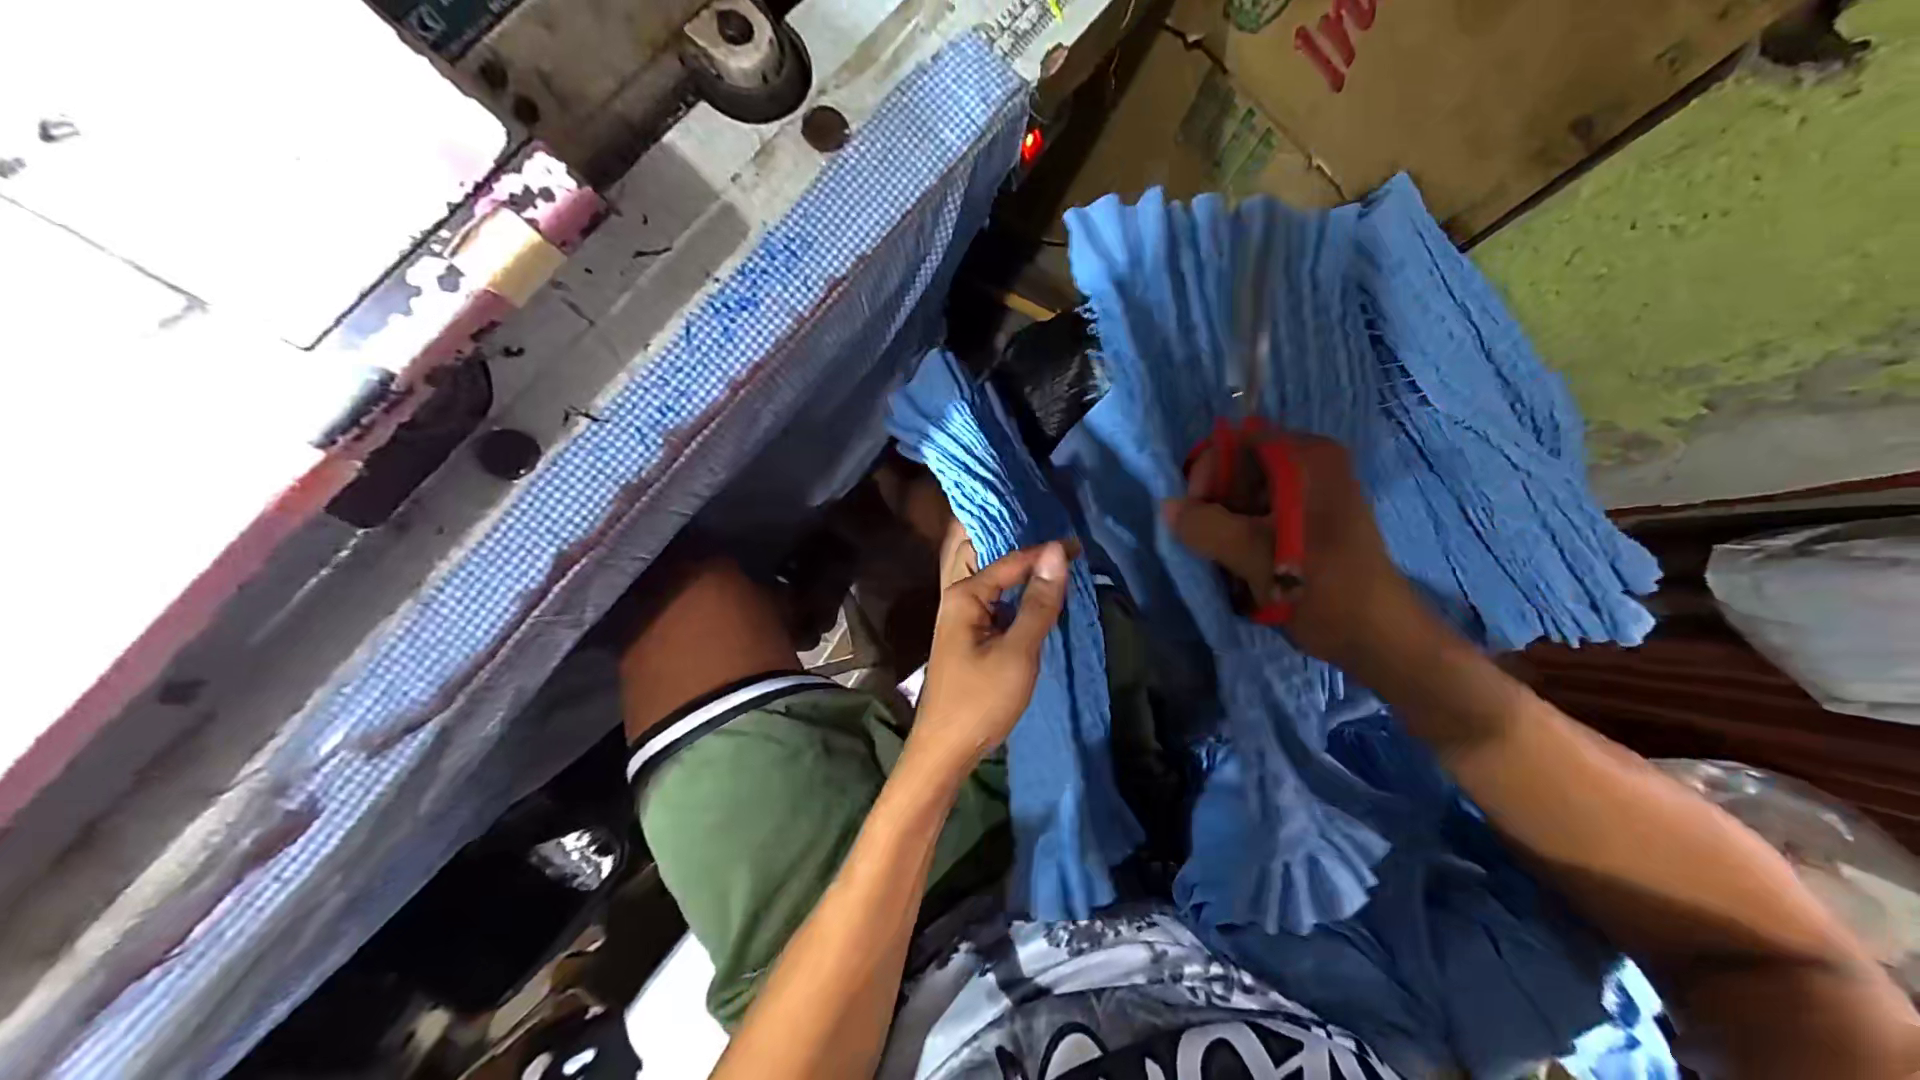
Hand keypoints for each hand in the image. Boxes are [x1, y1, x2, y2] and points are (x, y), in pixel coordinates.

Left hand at [909, 535, 1071, 779]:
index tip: (1079, 547)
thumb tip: (1057, 552)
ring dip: (1020, 572)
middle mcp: (957, 599)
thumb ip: (1039, 603)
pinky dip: (1015, 596)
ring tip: (1056, 563)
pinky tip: (1037, 598)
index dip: (1045, 552)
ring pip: (993, 582)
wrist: (946, 749)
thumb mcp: (1018, 651)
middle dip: (1022, 550)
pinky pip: (995, 603)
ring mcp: (961, 619)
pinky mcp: (970, 637)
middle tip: (1059, 544)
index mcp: (963, 595)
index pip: (1010, 560)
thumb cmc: (981, 700)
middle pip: (989, 560)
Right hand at [1163, 432, 1432, 671]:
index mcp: (1307, 456)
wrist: (1375, 637)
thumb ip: (1205, 526)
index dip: (1207, 477)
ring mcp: (1315, 492)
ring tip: (1232, 562)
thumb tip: (1166, 506)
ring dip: (1227, 527)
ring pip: (1245, 496)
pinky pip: (1262, 514)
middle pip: (1238, 470)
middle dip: (1216, 506)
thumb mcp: (1253, 556)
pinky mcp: (1313, 518)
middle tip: (1214, 546)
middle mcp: (1314, 463)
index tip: (1197, 518)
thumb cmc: (1320, 588)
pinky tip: (1247, 566)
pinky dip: (1245, 536)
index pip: (1234, 443)